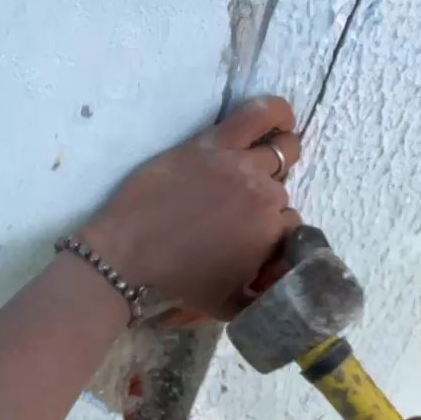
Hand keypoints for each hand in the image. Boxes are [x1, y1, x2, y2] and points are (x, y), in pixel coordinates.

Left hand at [79, 97, 301, 320]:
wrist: (128, 258)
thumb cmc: (177, 285)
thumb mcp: (229, 307)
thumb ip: (261, 297)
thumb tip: (277, 285)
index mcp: (270, 236)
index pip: (293, 228)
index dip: (277, 238)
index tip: (256, 245)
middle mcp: (263, 197)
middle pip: (282, 193)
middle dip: (269, 207)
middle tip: (242, 218)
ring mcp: (239, 166)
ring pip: (281, 152)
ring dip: (280, 161)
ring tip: (271, 164)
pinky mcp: (212, 144)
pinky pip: (256, 114)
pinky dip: (276, 113)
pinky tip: (282, 120)